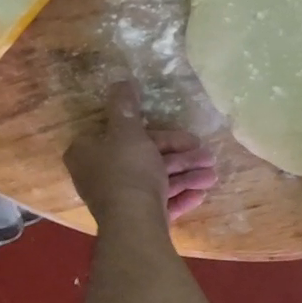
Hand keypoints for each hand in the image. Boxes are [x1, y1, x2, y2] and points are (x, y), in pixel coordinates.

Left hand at [64, 85, 219, 226]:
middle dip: (182, 159)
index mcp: (89, 151)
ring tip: (212, 177)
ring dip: (187, 176)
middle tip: (208, 157)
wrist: (134, 222)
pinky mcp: (136, 217)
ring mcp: (119, 198)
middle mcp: (100, 174)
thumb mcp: (128, 132)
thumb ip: (126, 106)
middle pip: (147, 159)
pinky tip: (201, 194)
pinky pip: (160, 202)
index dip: (161, 136)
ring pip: (158, 181)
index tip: (188, 138)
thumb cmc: (128, 172)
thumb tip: (122, 80)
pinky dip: (180, 196)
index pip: (127, 136)